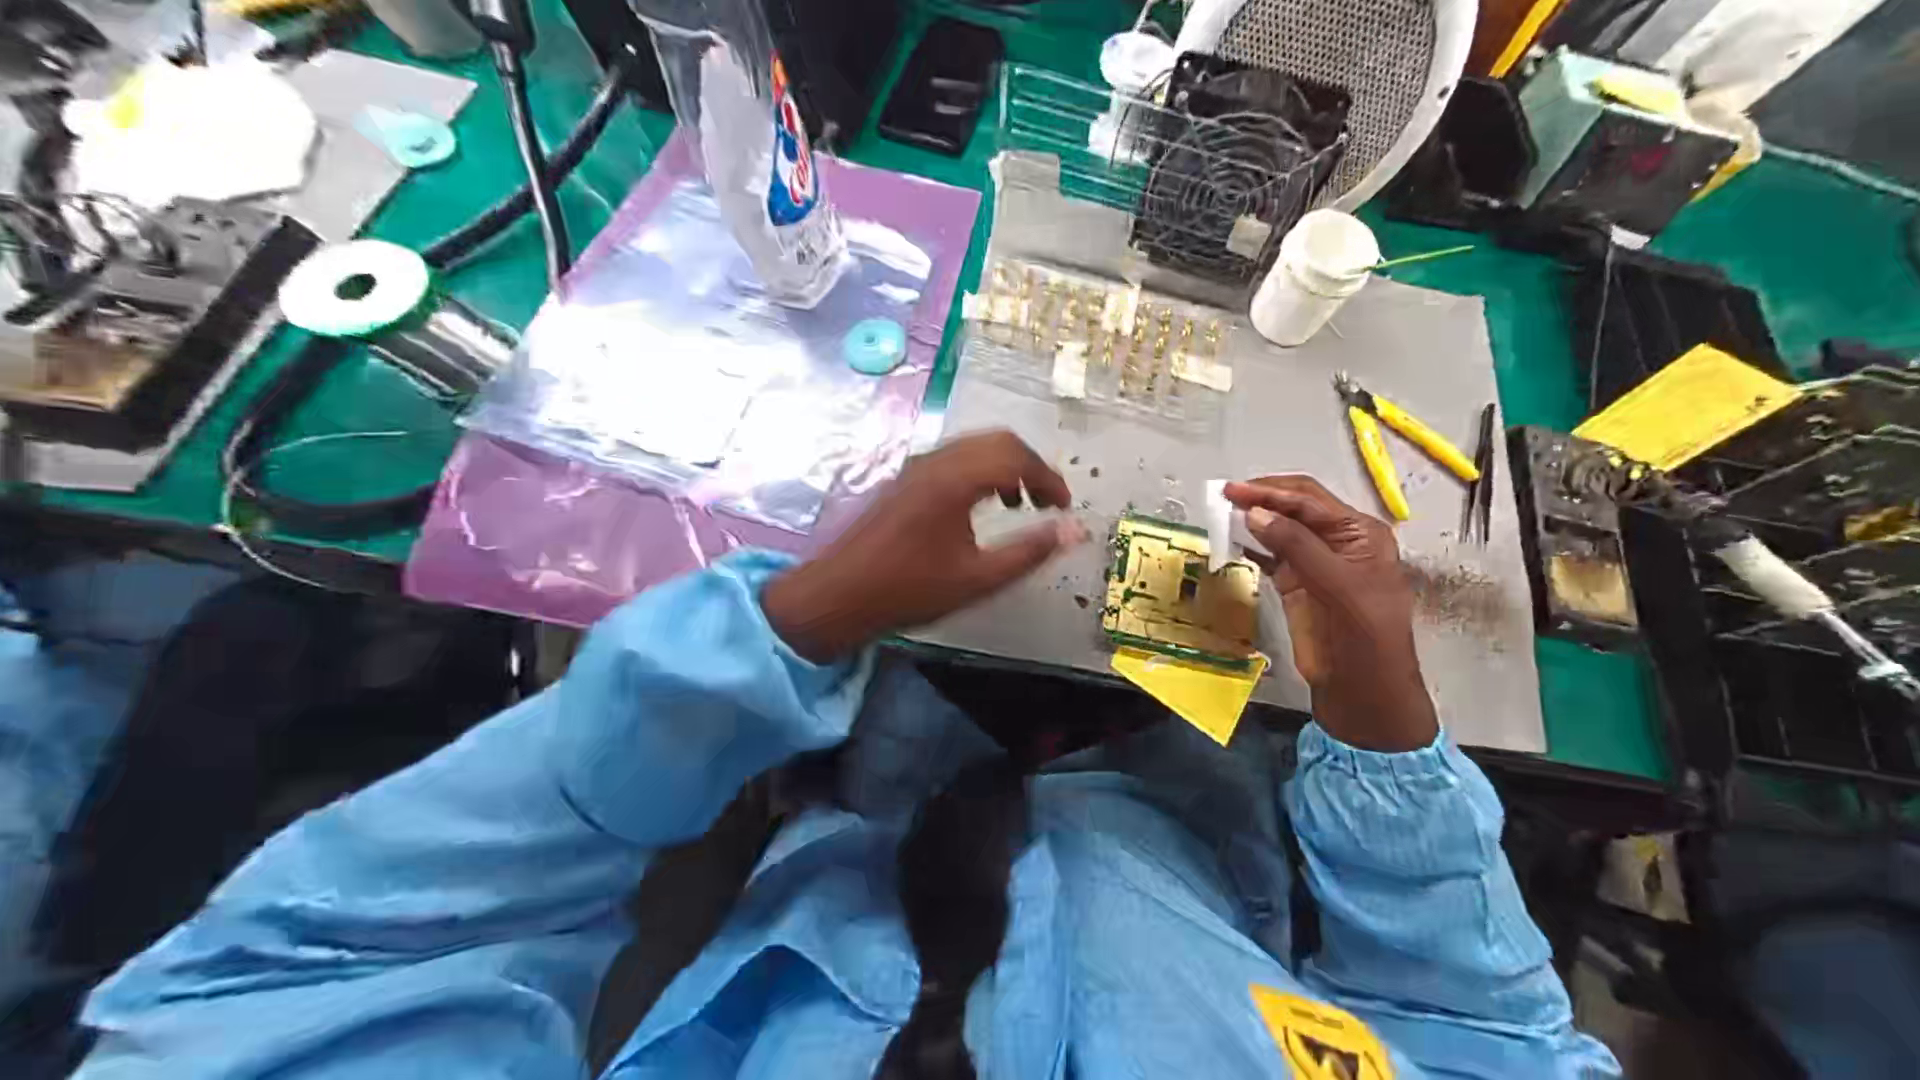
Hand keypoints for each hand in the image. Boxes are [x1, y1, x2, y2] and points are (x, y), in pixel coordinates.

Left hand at [764, 431, 1086, 661]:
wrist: (839, 595)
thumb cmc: (910, 590)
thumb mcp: (978, 579)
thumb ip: (1029, 551)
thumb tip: (1075, 531)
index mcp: (955, 478)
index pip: (1017, 456)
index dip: (1049, 478)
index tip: (1065, 507)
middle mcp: (935, 460)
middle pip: (997, 440)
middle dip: (1030, 466)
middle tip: (1047, 501)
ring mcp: (916, 466)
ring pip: (973, 446)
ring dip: (1003, 466)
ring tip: (1017, 505)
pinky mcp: (904, 478)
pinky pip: (953, 458)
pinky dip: (978, 471)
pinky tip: (979, 507)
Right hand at [1223, 475, 1437, 751]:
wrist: (1362, 686)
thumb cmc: (1364, 634)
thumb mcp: (1337, 584)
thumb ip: (1297, 545)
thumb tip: (1254, 513)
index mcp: (1360, 533)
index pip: (1310, 500)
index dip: (1271, 492)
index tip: (1234, 491)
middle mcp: (1337, 540)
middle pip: (1294, 508)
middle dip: (1261, 499)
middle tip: (1223, 496)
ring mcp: (1314, 562)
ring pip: (1279, 529)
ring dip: (1253, 519)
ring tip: (1221, 512)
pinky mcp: (1295, 583)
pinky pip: (1269, 555)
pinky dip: (1249, 545)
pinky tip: (1230, 540)